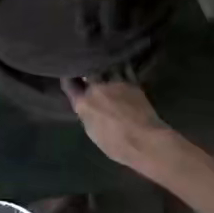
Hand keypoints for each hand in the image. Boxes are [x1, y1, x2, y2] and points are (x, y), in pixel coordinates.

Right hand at [61, 78, 178, 173]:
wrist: (145, 140)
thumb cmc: (117, 145)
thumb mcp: (94, 133)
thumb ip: (87, 115)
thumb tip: (88, 106)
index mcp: (83, 104)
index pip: (69, 84)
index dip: (68, 80)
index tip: (69, 77)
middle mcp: (96, 89)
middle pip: (87, 72)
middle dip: (86, 72)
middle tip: (88, 72)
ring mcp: (115, 83)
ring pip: (106, 67)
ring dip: (104, 68)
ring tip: (105, 68)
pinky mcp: (132, 82)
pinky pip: (123, 69)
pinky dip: (121, 68)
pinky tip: (121, 68)